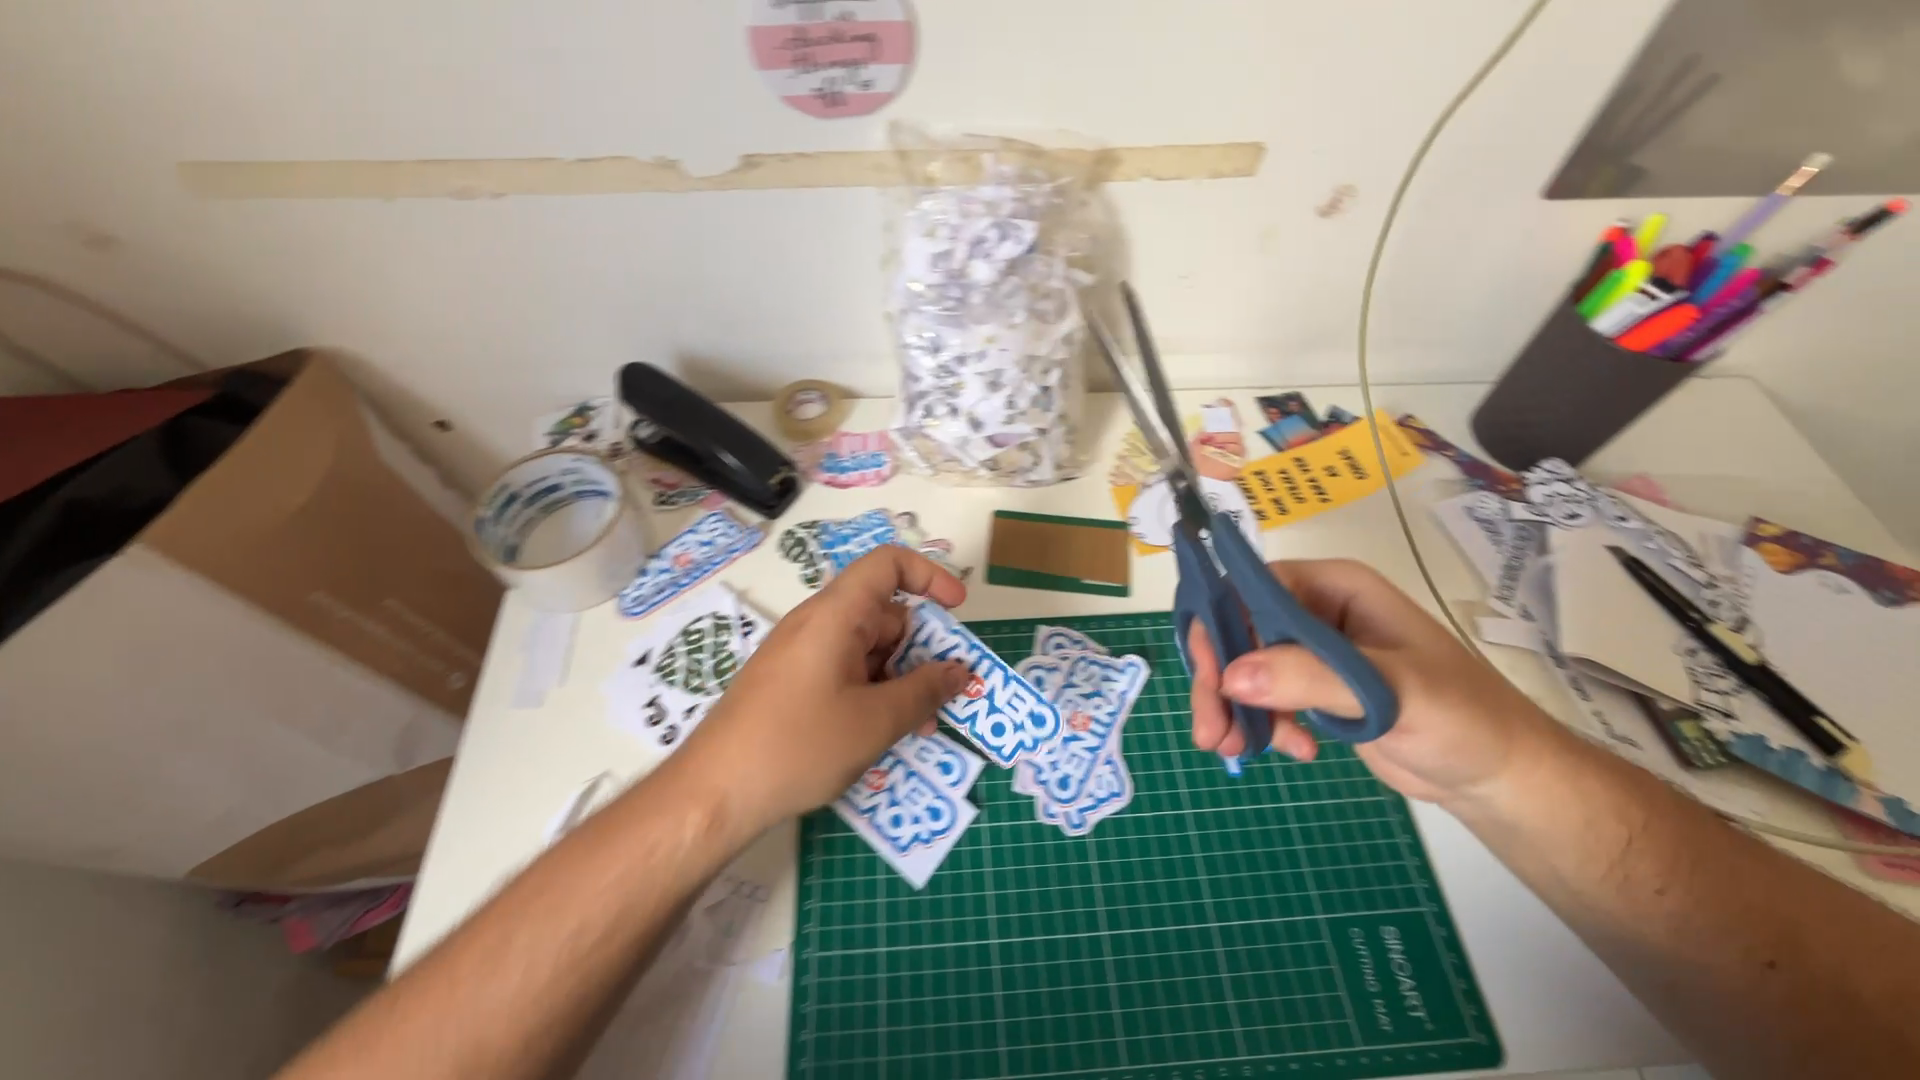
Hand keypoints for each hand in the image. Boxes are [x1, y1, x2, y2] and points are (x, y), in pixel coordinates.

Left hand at [681, 547, 970, 830]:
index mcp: (835, 615)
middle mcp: (817, 625)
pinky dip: (872, 695)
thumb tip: (958, 671)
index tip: (957, 610)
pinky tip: (882, 735)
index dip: (928, 576)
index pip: (887, 565)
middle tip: (944, 697)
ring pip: (867, 650)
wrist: (713, 793)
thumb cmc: (797, 746)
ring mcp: (801, 655)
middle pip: (884, 615)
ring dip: (900, 681)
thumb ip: (924, 692)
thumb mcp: (874, 722)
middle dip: (921, 651)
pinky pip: (845, 673)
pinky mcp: (791, 684)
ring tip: (918, 728)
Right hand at [1189, 558, 1558, 806]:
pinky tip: (1295, 751)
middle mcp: (1318, 612)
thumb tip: (1232, 676)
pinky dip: (1262, 725)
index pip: (1255, 588)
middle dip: (1219, 680)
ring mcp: (1315, 653)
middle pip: (1239, 630)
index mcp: (1337, 588)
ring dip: (1233, 708)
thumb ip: (1310, 678)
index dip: (1223, 623)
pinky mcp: (1315, 691)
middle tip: (1211, 732)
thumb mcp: (1388, 693)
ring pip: (1244, 667)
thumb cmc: (1462, 718)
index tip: (1210, 674)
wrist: (1498, 776)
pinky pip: (1264, 697)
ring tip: (1235, 751)